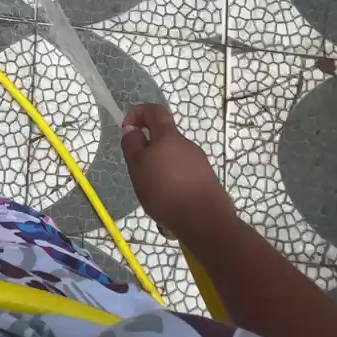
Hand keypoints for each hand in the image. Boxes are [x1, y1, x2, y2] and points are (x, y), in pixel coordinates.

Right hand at [119, 103, 236, 243]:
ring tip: (154, 202)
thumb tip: (133, 130)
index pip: (155, 110)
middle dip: (149, 155)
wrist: (207, 225)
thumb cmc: (165, 190)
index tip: (128, 130)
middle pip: (164, 142)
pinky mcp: (208, 185)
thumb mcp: (137, 165)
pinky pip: (184, 182)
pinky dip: (173, 191)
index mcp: (169, 137)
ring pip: (172, 165)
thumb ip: (132, 143)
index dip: (138, 113)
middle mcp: (187, 146)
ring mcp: (201, 166)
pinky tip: (169, 214)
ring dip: (161, 177)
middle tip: (139, 174)